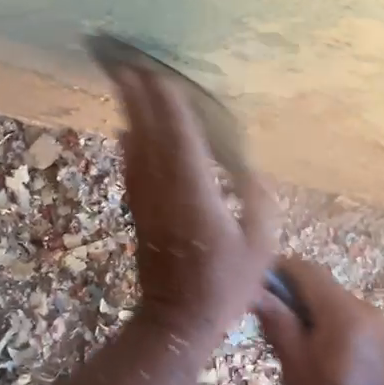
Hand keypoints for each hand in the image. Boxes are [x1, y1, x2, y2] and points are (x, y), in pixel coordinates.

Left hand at [106, 65, 277, 336]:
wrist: (178, 320)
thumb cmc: (226, 285)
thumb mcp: (260, 245)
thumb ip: (258, 201)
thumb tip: (247, 169)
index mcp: (198, 195)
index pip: (182, 140)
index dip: (171, 107)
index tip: (162, 77)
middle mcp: (166, 191)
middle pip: (151, 135)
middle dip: (142, 98)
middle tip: (129, 65)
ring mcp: (148, 201)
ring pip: (136, 147)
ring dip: (131, 113)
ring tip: (123, 83)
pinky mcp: (140, 212)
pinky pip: (132, 170)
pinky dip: (127, 146)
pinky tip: (124, 129)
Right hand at [255, 256, 383, 384]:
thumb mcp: (297, 365)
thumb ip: (278, 323)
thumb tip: (256, 291)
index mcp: (340, 308)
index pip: (303, 268)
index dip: (275, 273)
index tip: (254, 292)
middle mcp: (361, 306)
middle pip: (318, 285)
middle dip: (289, 299)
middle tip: (268, 329)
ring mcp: (375, 323)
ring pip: (330, 304)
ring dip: (306, 316)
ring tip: (290, 349)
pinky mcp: (380, 341)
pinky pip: (345, 320)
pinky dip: (324, 328)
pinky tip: (315, 360)